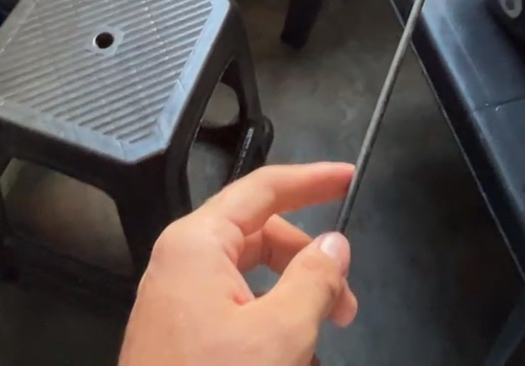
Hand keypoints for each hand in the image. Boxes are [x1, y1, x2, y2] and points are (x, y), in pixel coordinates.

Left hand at [119, 163, 358, 365]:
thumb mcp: (279, 337)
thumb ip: (314, 280)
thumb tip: (334, 245)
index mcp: (198, 242)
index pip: (264, 188)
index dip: (312, 180)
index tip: (348, 178)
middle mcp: (181, 260)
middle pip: (259, 234)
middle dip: (306, 259)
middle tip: (346, 304)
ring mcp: (176, 299)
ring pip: (249, 275)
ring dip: (291, 298)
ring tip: (319, 339)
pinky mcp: (177, 336)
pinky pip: (232, 308)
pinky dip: (267, 323)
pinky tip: (289, 357)